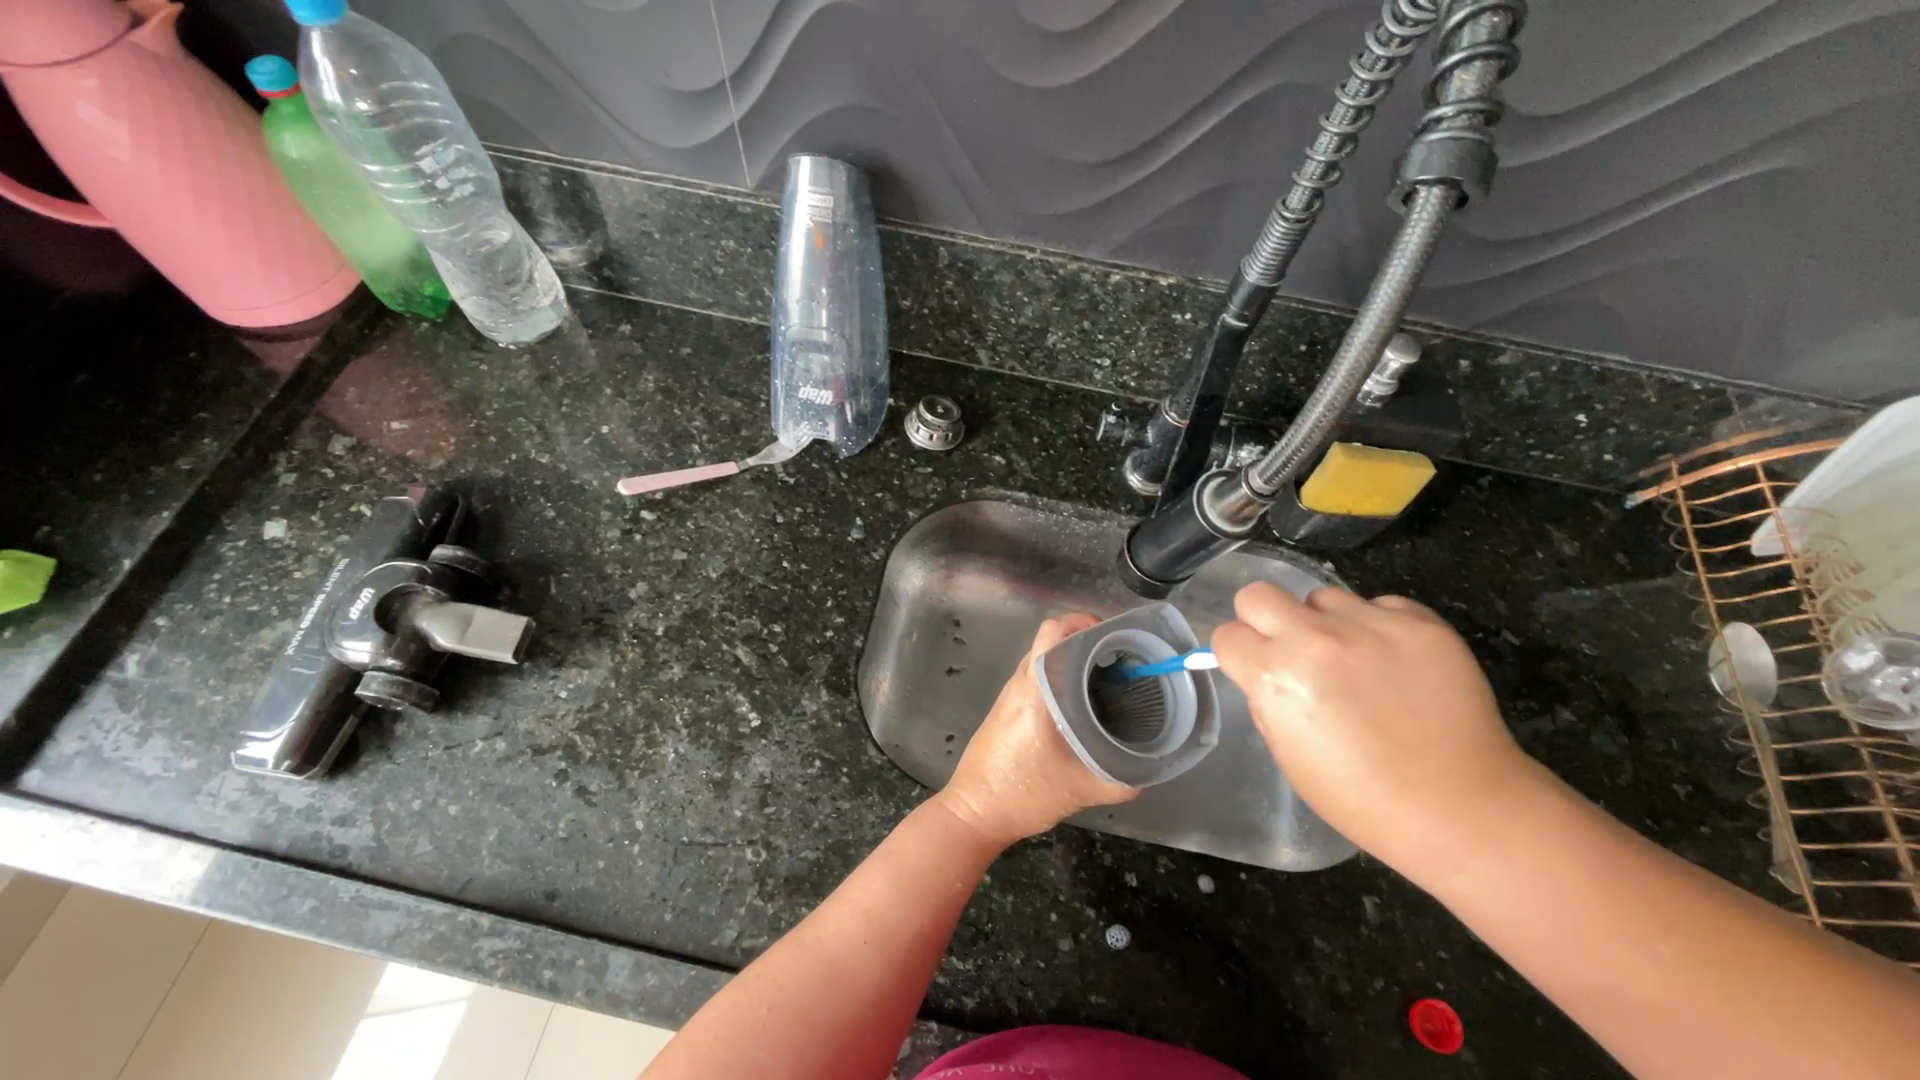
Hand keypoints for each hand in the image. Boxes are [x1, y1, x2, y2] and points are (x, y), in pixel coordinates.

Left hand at [938, 615, 1139, 845]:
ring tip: (1107, 678)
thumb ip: (1120, 781)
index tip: (1114, 637)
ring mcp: (1010, 696)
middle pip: (1051, 641)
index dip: (1084, 624)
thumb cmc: (1022, 794)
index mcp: (1035, 689)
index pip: (1054, 632)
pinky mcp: (1006, 711)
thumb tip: (1146, 773)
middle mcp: (1020, 684)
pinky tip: (1081, 704)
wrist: (974, 813)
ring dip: (1071, 660)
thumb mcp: (1081, 789)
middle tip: (1118, 658)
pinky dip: (1059, 678)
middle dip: (1085, 641)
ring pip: (1043, 660)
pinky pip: (1037, 679)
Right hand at [1211, 583, 1545, 881]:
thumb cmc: (1362, 797)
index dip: (1238, 654)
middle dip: (1264, 620)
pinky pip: (1381, 606)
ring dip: (1326, 624)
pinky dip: (1378, 629)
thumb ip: (1268, 700)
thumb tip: (1268, 674)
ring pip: (1323, 597)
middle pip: (1259, 594)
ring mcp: (1371, 625)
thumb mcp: (1289, 756)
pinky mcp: (1419, 622)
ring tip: (1353, 661)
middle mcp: (1316, 639)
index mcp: (1276, 676)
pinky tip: (1395, 665)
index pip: (1227, 635)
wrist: (1458, 804)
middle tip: (1289, 650)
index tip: (1254, 668)